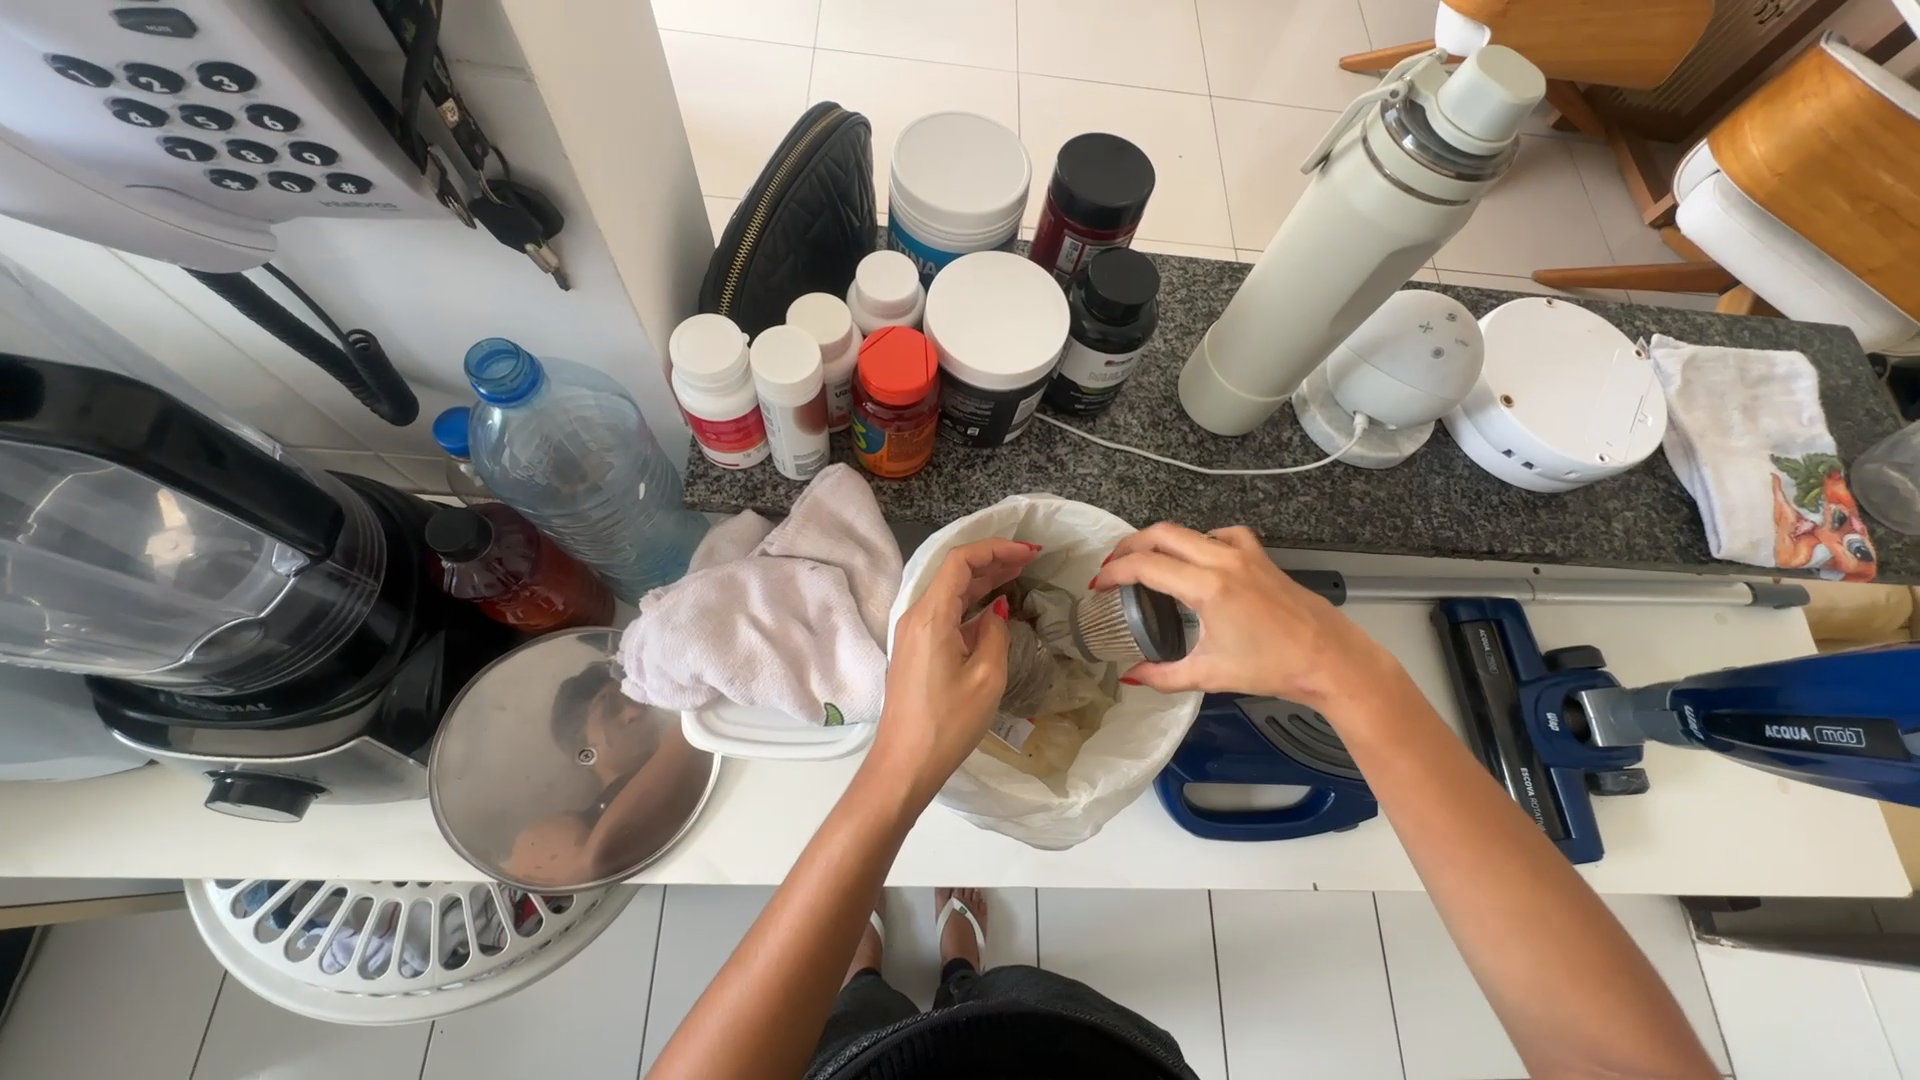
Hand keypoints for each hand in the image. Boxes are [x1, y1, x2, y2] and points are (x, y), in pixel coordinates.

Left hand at [870, 538, 1038, 802]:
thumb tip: (995, 612)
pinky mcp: (916, 650)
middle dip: (992, 561)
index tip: (1027, 552)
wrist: (904, 764)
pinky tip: (994, 607)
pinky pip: (945, 613)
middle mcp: (916, 616)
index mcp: (931, 615)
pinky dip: (971, 604)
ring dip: (983, 581)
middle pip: (954, 573)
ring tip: (1018, 574)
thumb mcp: (987, 677)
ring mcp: (913, 633)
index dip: (995, 549)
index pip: (960, 561)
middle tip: (1029, 559)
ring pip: (950, 593)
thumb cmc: (947, 723)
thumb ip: (995, 633)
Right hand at [1092, 523, 1399, 710]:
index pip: (1146, 565)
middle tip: (1113, 565)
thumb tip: (1130, 676)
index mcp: (1207, 586)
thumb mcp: (1210, 674)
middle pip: (1162, 534)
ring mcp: (1244, 554)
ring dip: (1161, 541)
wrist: (1330, 659)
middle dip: (1130, 546)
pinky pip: (1222, 534)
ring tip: (1147, 562)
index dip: (1114, 571)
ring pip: (1190, 531)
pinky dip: (1201, 540)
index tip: (1098, 583)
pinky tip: (1199, 557)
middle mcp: (1222, 560)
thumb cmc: (1273, 668)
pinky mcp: (1261, 557)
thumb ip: (1163, 675)